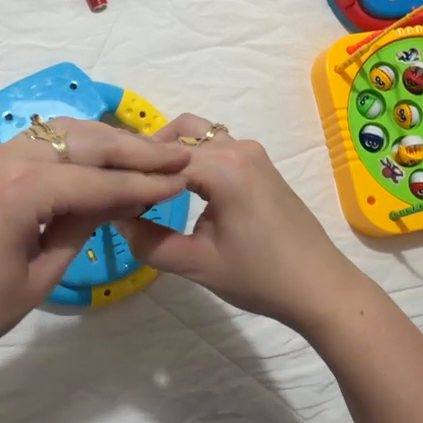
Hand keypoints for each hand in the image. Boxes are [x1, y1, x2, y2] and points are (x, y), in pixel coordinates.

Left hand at [0, 119, 189, 374]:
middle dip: (134, 149)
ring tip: (148, 153)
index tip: (184, 177)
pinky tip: (102, 155)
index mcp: (22, 190)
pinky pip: (42, 140)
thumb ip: (85, 224)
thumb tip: (125, 196)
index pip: (100, 179)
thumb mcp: (43, 275)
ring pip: (64, 131)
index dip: (145, 181)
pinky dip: (77, 144)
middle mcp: (8, 158)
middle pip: (86, 141)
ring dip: (107, 140)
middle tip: (177, 155)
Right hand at [115, 114, 371, 334]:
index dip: (130, 172)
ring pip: (199, 136)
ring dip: (171, 153)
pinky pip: (217, 147)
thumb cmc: (259, 277)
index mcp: (223, 167)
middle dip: (148, 156)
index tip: (104, 191)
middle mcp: (238, 148)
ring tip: (147, 185)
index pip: (160, 157)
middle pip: (178, 135)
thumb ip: (148, 241)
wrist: (319, 286)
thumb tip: (116, 218)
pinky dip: (192, 157)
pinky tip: (178, 188)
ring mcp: (252, 153)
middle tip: (122, 185)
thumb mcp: (196, 264)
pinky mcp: (260, 165)